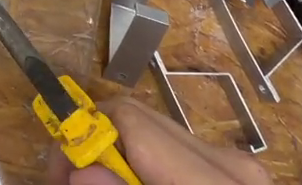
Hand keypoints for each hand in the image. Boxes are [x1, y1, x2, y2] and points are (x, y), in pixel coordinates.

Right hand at [47, 99, 268, 184]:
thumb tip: (79, 171)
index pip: (131, 122)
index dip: (84, 139)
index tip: (57, 177)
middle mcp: (233, 168)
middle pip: (139, 122)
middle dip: (97, 149)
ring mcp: (242, 172)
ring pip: (156, 137)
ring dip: (121, 162)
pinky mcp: (243, 180)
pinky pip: (179, 157)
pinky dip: (149, 172)